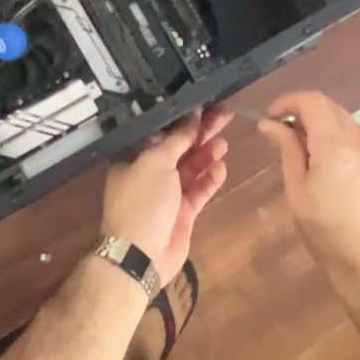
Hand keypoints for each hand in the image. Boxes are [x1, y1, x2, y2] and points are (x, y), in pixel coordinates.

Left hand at [101, 108, 233, 281]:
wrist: (141, 254)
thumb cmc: (142, 201)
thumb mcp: (156, 162)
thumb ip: (178, 139)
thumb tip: (193, 115)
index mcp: (135, 158)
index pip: (162, 132)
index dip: (184, 119)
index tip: (205, 105)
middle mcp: (150, 173)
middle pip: (180, 148)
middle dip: (201, 133)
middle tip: (224, 116)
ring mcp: (167, 194)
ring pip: (191, 168)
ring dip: (207, 155)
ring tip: (224, 142)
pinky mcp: (183, 212)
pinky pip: (199, 190)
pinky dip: (210, 179)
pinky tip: (222, 167)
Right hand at [257, 92, 359, 292]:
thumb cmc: (326, 232)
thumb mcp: (297, 190)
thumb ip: (287, 150)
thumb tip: (270, 124)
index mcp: (336, 144)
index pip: (312, 100)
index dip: (287, 102)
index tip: (270, 117)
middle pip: (330, 108)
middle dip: (303, 112)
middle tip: (281, 134)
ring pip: (345, 123)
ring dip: (321, 127)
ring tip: (302, 153)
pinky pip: (358, 140)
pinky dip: (338, 141)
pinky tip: (327, 167)